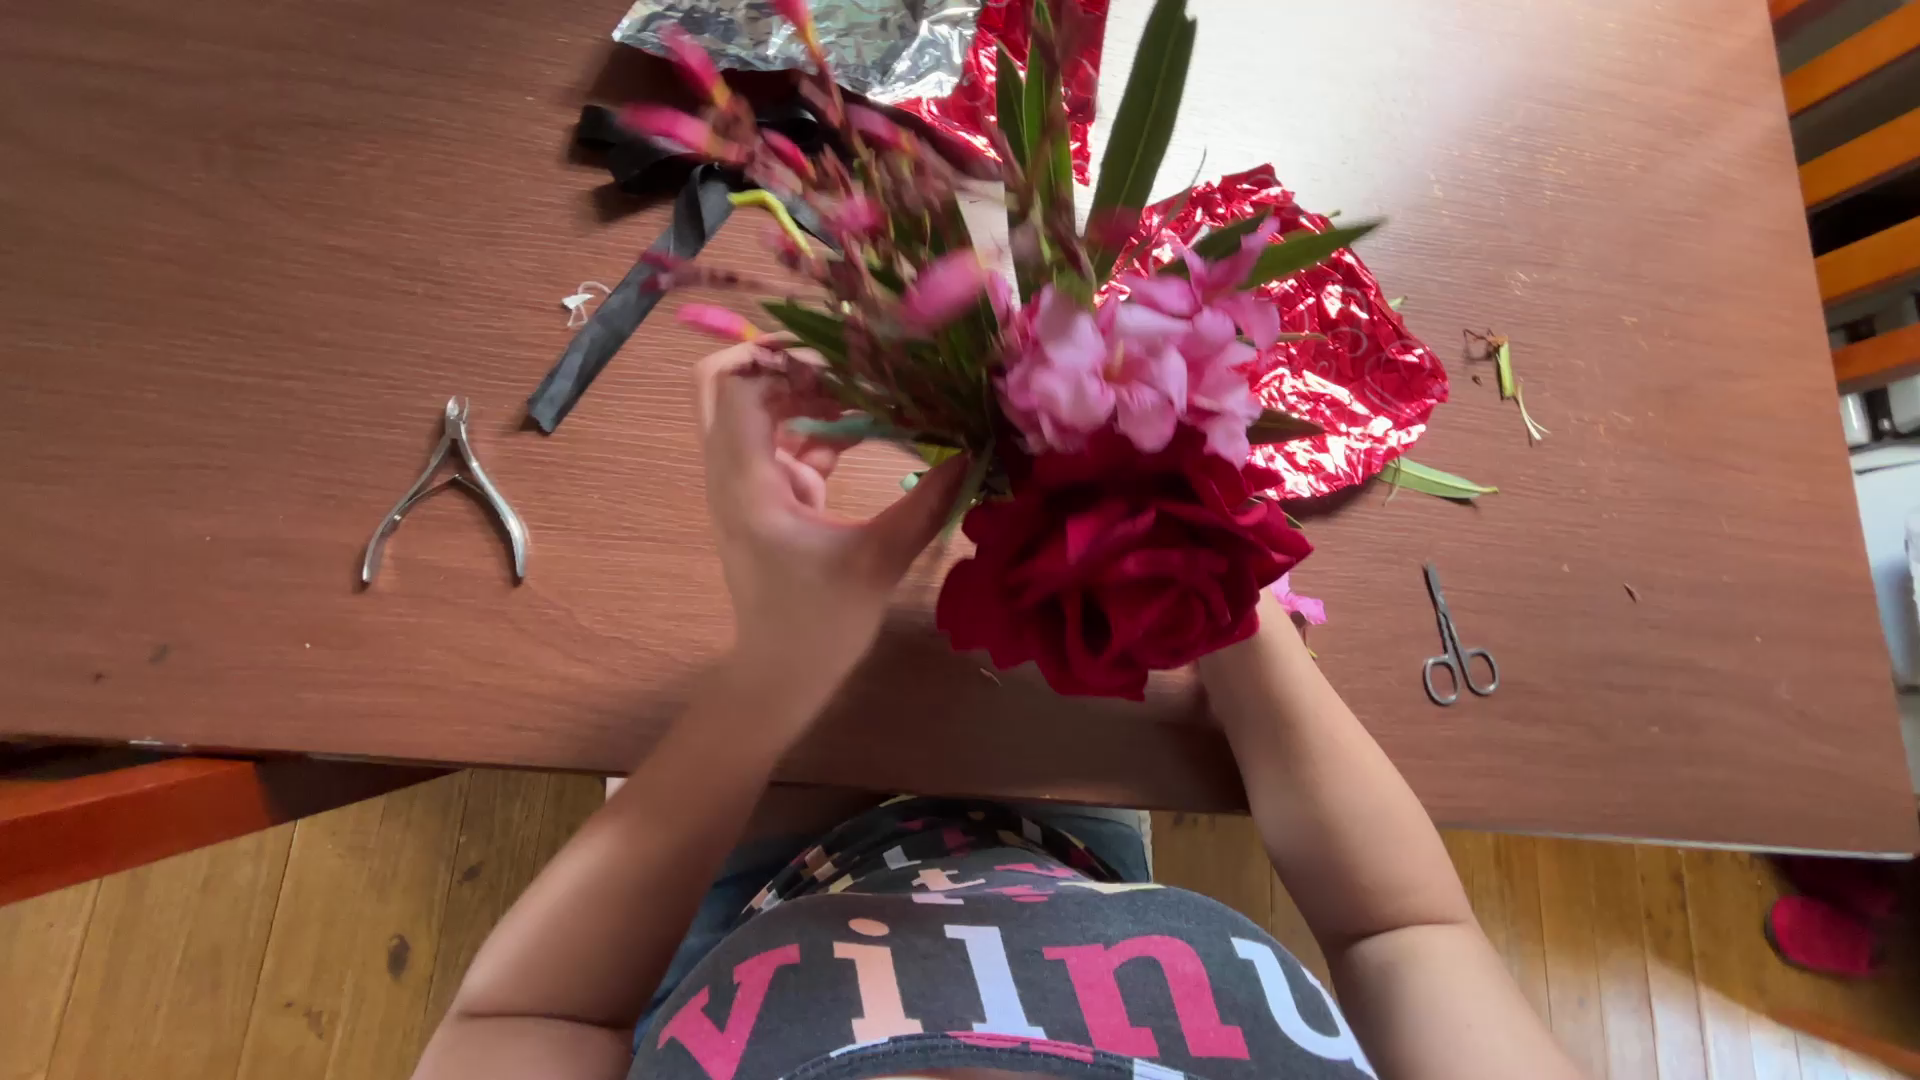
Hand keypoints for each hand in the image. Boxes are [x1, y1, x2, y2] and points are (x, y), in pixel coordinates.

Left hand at [695, 339, 968, 720]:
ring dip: (809, 395)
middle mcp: (734, 473)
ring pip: (761, 410)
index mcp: (746, 483)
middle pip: (729, 386)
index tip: (845, 364)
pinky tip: (868, 427)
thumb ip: (926, 505)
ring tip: (870, 389)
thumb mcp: (878, 561)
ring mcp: (748, 484)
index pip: (739, 390)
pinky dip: (820, 428)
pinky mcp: (768, 497)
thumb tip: (972, 454)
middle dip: (784, 365)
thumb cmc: (820, 624)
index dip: (785, 362)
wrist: (783, 674)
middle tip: (843, 362)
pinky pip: (786, 443)